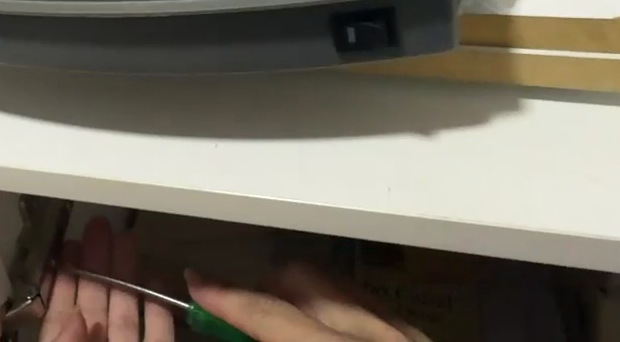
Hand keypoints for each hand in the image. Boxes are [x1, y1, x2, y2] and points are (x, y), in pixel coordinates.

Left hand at [41, 218, 173, 341]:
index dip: (66, 278)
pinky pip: (159, 337)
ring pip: (127, 314)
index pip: (62, 313)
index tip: (70, 242)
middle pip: (98, 304)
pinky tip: (158, 279)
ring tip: (127, 238)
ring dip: (128, 276)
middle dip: (98, 263)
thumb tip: (76, 317)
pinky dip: (161, 311)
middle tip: (100, 225)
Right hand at [187, 263, 428, 341]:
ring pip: (338, 285)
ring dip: (301, 296)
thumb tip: (247, 334)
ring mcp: (407, 337)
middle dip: (265, 292)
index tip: (195, 282)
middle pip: (304, 282)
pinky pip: (370, 305)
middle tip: (240, 318)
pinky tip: (331, 334)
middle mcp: (376, 339)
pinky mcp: (424, 340)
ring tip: (283, 321)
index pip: (272, 316)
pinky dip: (339, 310)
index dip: (226, 298)